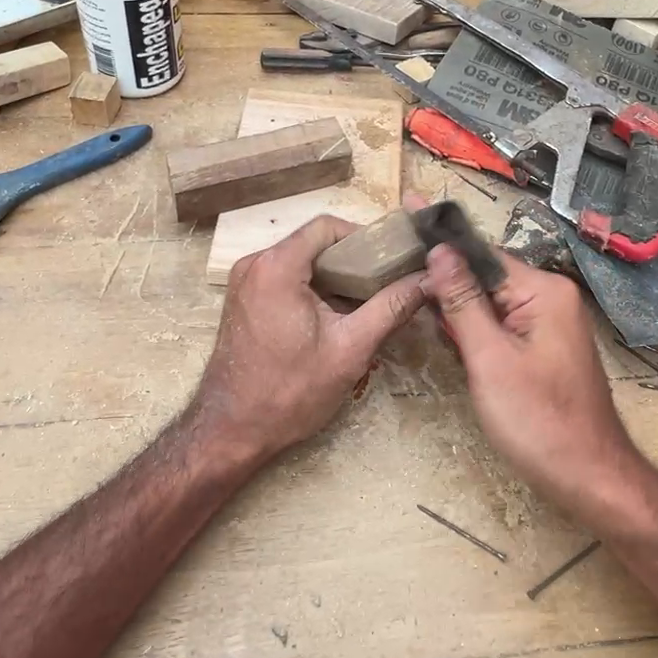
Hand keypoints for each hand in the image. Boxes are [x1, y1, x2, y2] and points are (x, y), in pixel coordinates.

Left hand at [195, 216, 427, 460]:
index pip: (327, 226)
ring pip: (299, 260)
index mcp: (277, 266)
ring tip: (365, 300)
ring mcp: (244, 281)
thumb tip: (426, 280)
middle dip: (351, 259)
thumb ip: (391, 308)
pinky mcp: (243, 299)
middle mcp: (254, 263)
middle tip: (384, 282)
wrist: (231, 430)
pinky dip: (311, 287)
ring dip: (332, 275)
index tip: (389, 259)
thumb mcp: (350, 349)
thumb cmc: (290, 391)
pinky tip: (335, 314)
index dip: (363, 236)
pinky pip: (284, 277)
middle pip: (313, 241)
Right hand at [422, 244, 640, 517]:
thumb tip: (440, 250)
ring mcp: (550, 323)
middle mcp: (551, 297)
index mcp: (543, 291)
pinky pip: (502, 323)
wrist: (590, 479)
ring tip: (416, 299)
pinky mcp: (544, 346)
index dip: (440, 241)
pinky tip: (449, 334)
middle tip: (399, 272)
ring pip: (491, 301)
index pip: (482, 253)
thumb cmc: (539, 421)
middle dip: (446, 279)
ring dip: (458, 307)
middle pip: (486, 274)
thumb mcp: (490, 360)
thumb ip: (463, 301)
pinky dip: (475, 329)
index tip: (406, 211)